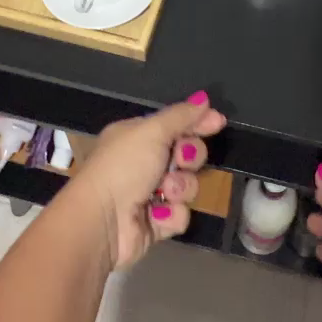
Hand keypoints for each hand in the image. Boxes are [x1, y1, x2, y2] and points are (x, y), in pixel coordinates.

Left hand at [62, 91, 226, 271]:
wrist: (103, 221)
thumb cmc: (124, 167)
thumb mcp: (152, 131)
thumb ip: (181, 116)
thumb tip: (203, 99)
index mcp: (138, 136)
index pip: (175, 124)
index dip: (197, 123)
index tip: (218, 122)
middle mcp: (144, 162)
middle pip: (187, 154)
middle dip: (188, 158)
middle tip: (178, 161)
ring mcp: (150, 194)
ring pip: (187, 185)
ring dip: (179, 188)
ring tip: (163, 192)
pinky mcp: (156, 223)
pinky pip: (181, 214)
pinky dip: (171, 213)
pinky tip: (156, 214)